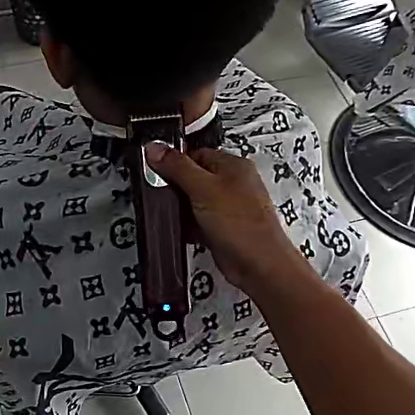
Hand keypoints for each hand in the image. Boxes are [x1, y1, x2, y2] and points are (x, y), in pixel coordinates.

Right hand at [146, 142, 314, 298]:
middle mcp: (233, 185)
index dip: (175, 160)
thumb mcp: (202, 189)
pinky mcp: (223, 230)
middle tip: (162, 193)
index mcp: (234, 166)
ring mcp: (228, 209)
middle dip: (177, 187)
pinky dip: (189, 227)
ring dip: (182, 210)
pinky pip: (199, 223)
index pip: (197, 153)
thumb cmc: (244, 225)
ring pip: (195, 202)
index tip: (155, 168)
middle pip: (194, 178)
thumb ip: (177, 167)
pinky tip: (183, 231)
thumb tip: (155, 148)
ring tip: (174, 214)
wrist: (259, 265)